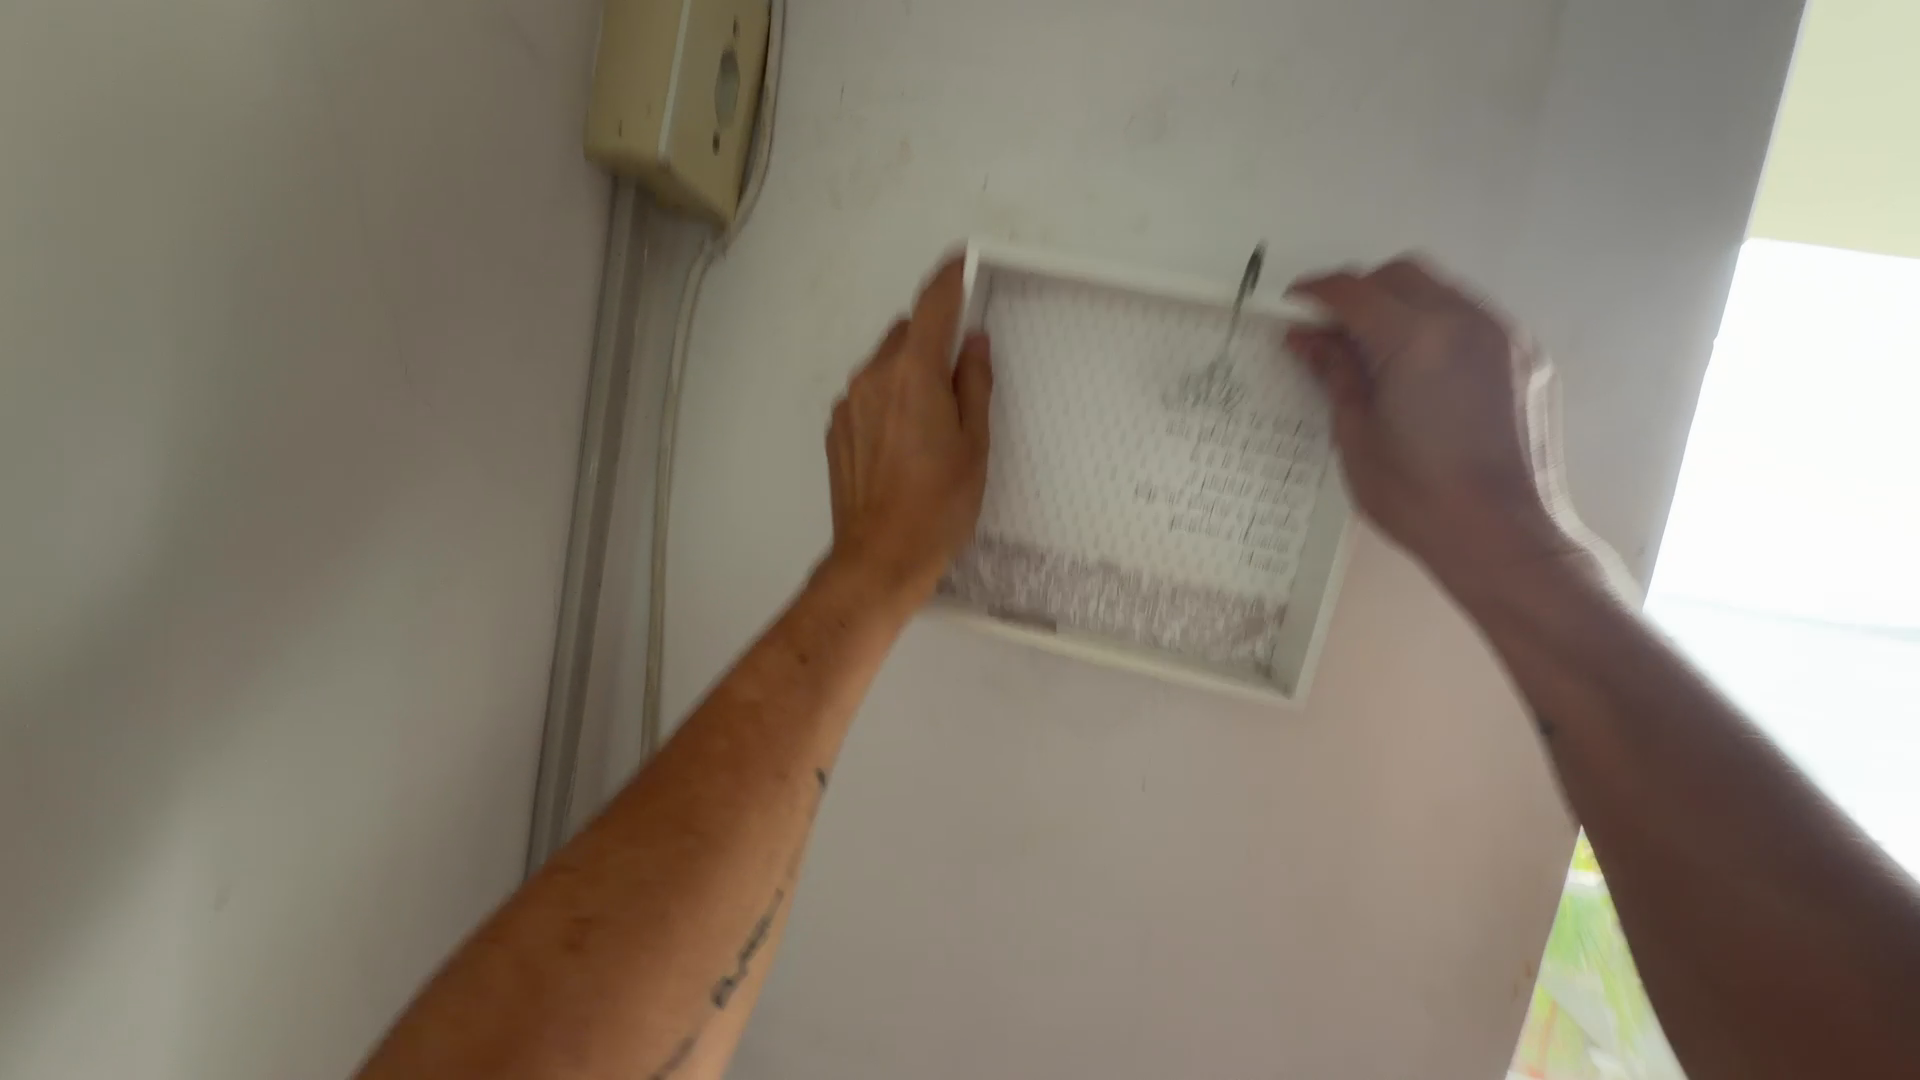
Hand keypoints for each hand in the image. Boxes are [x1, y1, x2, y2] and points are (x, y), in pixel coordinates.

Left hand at [823, 256, 992, 601]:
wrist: (879, 558)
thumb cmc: (939, 506)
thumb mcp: (974, 445)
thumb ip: (974, 383)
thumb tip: (973, 342)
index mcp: (913, 374)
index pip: (932, 304)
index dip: (951, 278)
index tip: (965, 263)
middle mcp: (873, 378)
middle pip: (907, 335)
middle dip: (934, 342)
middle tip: (960, 381)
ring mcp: (848, 404)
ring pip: (885, 365)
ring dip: (910, 374)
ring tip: (932, 424)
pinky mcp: (836, 429)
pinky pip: (868, 395)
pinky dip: (888, 400)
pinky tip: (904, 443)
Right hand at [1285, 257, 1588, 590]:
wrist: (1502, 536)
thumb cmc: (1414, 496)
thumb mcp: (1355, 435)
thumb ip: (1334, 374)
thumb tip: (1307, 338)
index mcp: (1416, 339)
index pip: (1354, 291)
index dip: (1314, 293)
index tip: (1291, 309)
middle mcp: (1466, 321)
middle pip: (1400, 275)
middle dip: (1358, 291)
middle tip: (1328, 332)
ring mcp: (1504, 336)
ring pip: (1439, 290)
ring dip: (1397, 304)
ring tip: (1371, 351)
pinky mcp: (1525, 357)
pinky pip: (1469, 317)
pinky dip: (1432, 324)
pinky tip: (1416, 369)